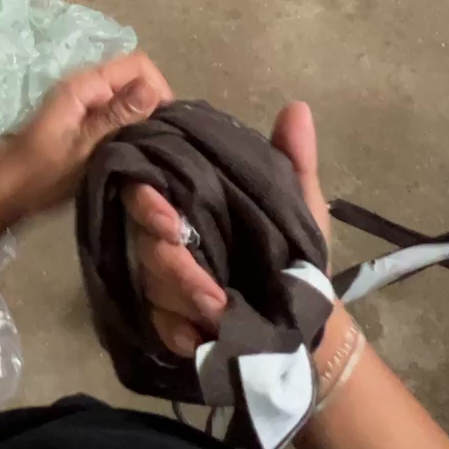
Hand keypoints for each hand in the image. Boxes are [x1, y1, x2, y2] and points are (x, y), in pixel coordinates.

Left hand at [0, 53, 172, 230]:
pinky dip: (130, 126)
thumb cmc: (40, 174)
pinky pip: (115, 111)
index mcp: (82, 85)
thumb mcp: (83, 148)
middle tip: (164, 140)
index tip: (167, 124)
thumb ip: (116, 117)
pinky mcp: (82, 120)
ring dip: (143, 116)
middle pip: (133, 77)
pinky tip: (135, 150)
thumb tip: (152, 88)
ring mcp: (82, 102)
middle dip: (153, 103)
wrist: (4, 194)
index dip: (158, 87)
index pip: (136, 63)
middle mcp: (84, 85)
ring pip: (126, 96)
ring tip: (154, 148)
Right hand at [123, 101, 330, 355]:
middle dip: (176, 269)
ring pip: (149, 283)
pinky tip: (199, 340)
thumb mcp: (298, 204)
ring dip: (181, 303)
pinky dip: (176, 332)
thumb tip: (297, 107)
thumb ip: (292, 159)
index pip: (147, 188)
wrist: (304, 318)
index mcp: (189, 199)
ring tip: (220, 318)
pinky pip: (156, 322)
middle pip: (145, 242)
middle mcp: (165, 232)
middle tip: (212, 295)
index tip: (173, 222)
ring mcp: (161, 275)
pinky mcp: (164, 315)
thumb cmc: (294, 252)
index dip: (149, 204)